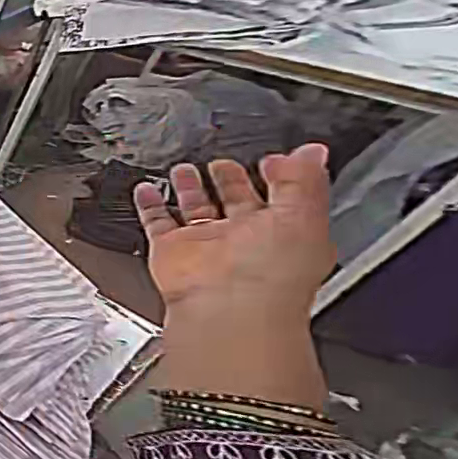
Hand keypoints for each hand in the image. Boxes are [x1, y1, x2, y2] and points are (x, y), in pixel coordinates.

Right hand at [133, 145, 334, 319]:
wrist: (226, 305)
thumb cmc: (271, 274)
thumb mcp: (302, 216)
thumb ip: (303, 182)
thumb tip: (311, 153)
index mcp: (282, 230)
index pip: (279, 196)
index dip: (276, 175)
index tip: (271, 159)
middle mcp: (242, 238)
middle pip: (232, 201)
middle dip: (227, 179)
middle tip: (222, 162)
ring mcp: (204, 243)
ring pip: (193, 209)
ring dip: (188, 188)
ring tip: (183, 169)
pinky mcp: (170, 248)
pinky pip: (156, 221)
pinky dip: (148, 204)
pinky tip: (146, 190)